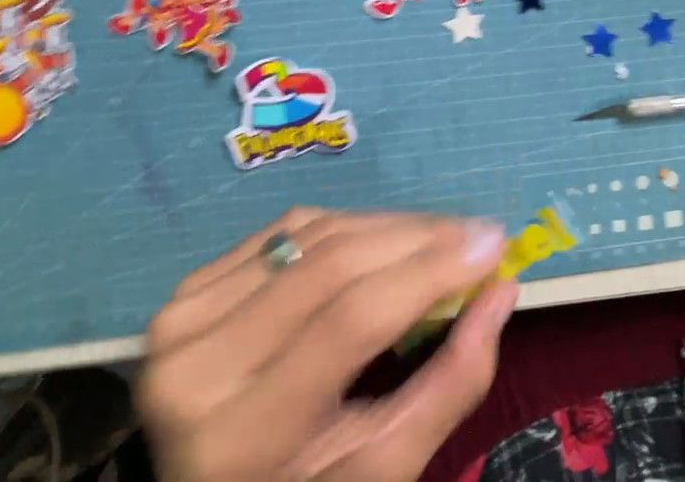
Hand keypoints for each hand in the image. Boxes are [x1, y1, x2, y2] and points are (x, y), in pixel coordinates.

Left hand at [139, 209, 512, 481]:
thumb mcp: (384, 467)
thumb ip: (451, 382)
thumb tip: (502, 289)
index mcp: (243, 432)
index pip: (352, 321)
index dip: (429, 273)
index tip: (494, 246)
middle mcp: (198, 363)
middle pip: (330, 266)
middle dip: (418, 239)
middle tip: (479, 232)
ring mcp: (182, 320)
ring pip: (309, 237)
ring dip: (387, 227)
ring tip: (443, 235)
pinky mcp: (185, 291)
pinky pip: (282, 234)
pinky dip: (344, 227)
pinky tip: (385, 237)